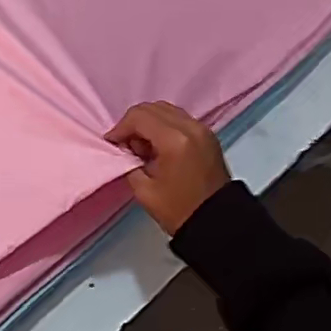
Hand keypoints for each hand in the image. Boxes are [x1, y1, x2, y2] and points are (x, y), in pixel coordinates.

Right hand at [107, 102, 231, 234]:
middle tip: (126, 146)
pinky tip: (158, 146)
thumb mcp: (144, 190)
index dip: (120, 128)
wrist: (219, 223)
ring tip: (142, 146)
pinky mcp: (207, 134)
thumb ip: (129, 163)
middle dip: (133, 123)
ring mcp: (202, 128)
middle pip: (152, 108)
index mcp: (174, 140)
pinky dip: (163, 125)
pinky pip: (178, 118)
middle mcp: (190, 126)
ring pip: (165, 109)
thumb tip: (126, 148)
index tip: (111, 143)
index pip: (139, 117)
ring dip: (148, 122)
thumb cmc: (179, 210)